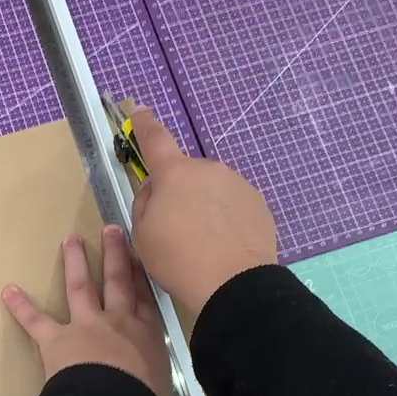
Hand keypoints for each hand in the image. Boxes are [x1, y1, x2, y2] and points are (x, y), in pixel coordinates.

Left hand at [3, 227, 212, 395]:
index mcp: (149, 340)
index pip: (148, 299)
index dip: (144, 274)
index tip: (142, 250)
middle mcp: (120, 324)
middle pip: (118, 281)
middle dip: (115, 253)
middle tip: (111, 227)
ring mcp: (87, 327)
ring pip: (80, 287)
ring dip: (74, 262)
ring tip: (70, 238)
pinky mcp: (57, 340)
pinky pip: (35, 321)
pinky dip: (20, 306)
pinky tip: (6, 289)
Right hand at [128, 108, 278, 322]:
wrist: (233, 284)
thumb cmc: (178, 259)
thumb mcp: (142, 235)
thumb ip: (144, 204)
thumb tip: (156, 191)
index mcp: (174, 173)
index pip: (155, 139)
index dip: (143, 125)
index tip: (139, 110)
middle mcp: (208, 169)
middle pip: (185, 175)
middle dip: (177, 193)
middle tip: (173, 229)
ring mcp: (237, 184)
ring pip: (210, 191)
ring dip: (203, 208)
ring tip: (202, 244)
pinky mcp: (257, 204)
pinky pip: (232, 206)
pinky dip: (225, 221)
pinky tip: (223, 246)